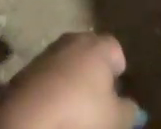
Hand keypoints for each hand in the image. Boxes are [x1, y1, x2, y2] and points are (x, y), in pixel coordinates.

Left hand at [0, 33, 134, 128]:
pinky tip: (55, 104)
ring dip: (73, 76)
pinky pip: (49, 73)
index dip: (118, 68)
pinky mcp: (28, 67)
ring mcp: (48, 52)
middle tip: (99, 96)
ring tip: (76, 102)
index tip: (117, 88)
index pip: (115, 48)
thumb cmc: (81, 112)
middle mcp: (72, 41)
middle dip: (96, 69)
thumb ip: (129, 110)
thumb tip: (132, 106)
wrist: (29, 115)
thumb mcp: (115, 119)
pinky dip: (54, 85)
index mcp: (97, 47)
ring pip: (68, 60)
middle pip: (90, 50)